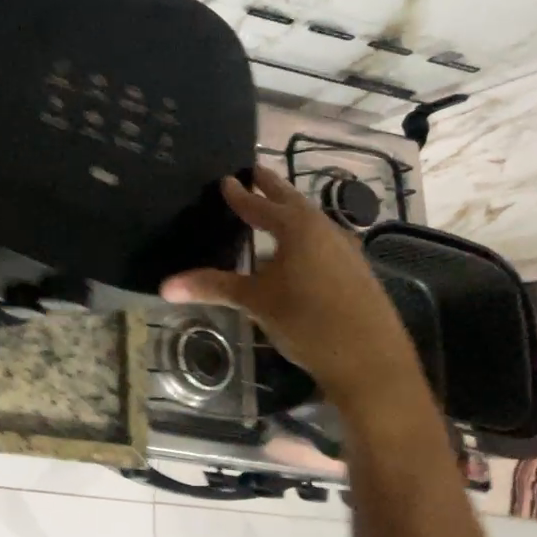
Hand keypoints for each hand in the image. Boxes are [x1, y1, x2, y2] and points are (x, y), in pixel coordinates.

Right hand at [161, 168, 428, 411]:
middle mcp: (325, 232)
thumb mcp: (255, 302)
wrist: (372, 365)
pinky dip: (305, 235)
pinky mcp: (357, 273)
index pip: (260, 205)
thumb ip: (212, 287)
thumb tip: (164, 286)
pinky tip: (298, 251)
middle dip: (273, 188)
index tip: (226, 179)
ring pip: (313, 222)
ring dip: (292, 211)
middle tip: (256, 171)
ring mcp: (346, 252)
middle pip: (293, 203)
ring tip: (274, 208)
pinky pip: (324, 241)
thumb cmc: (308, 323)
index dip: (240, 194)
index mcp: (298, 229)